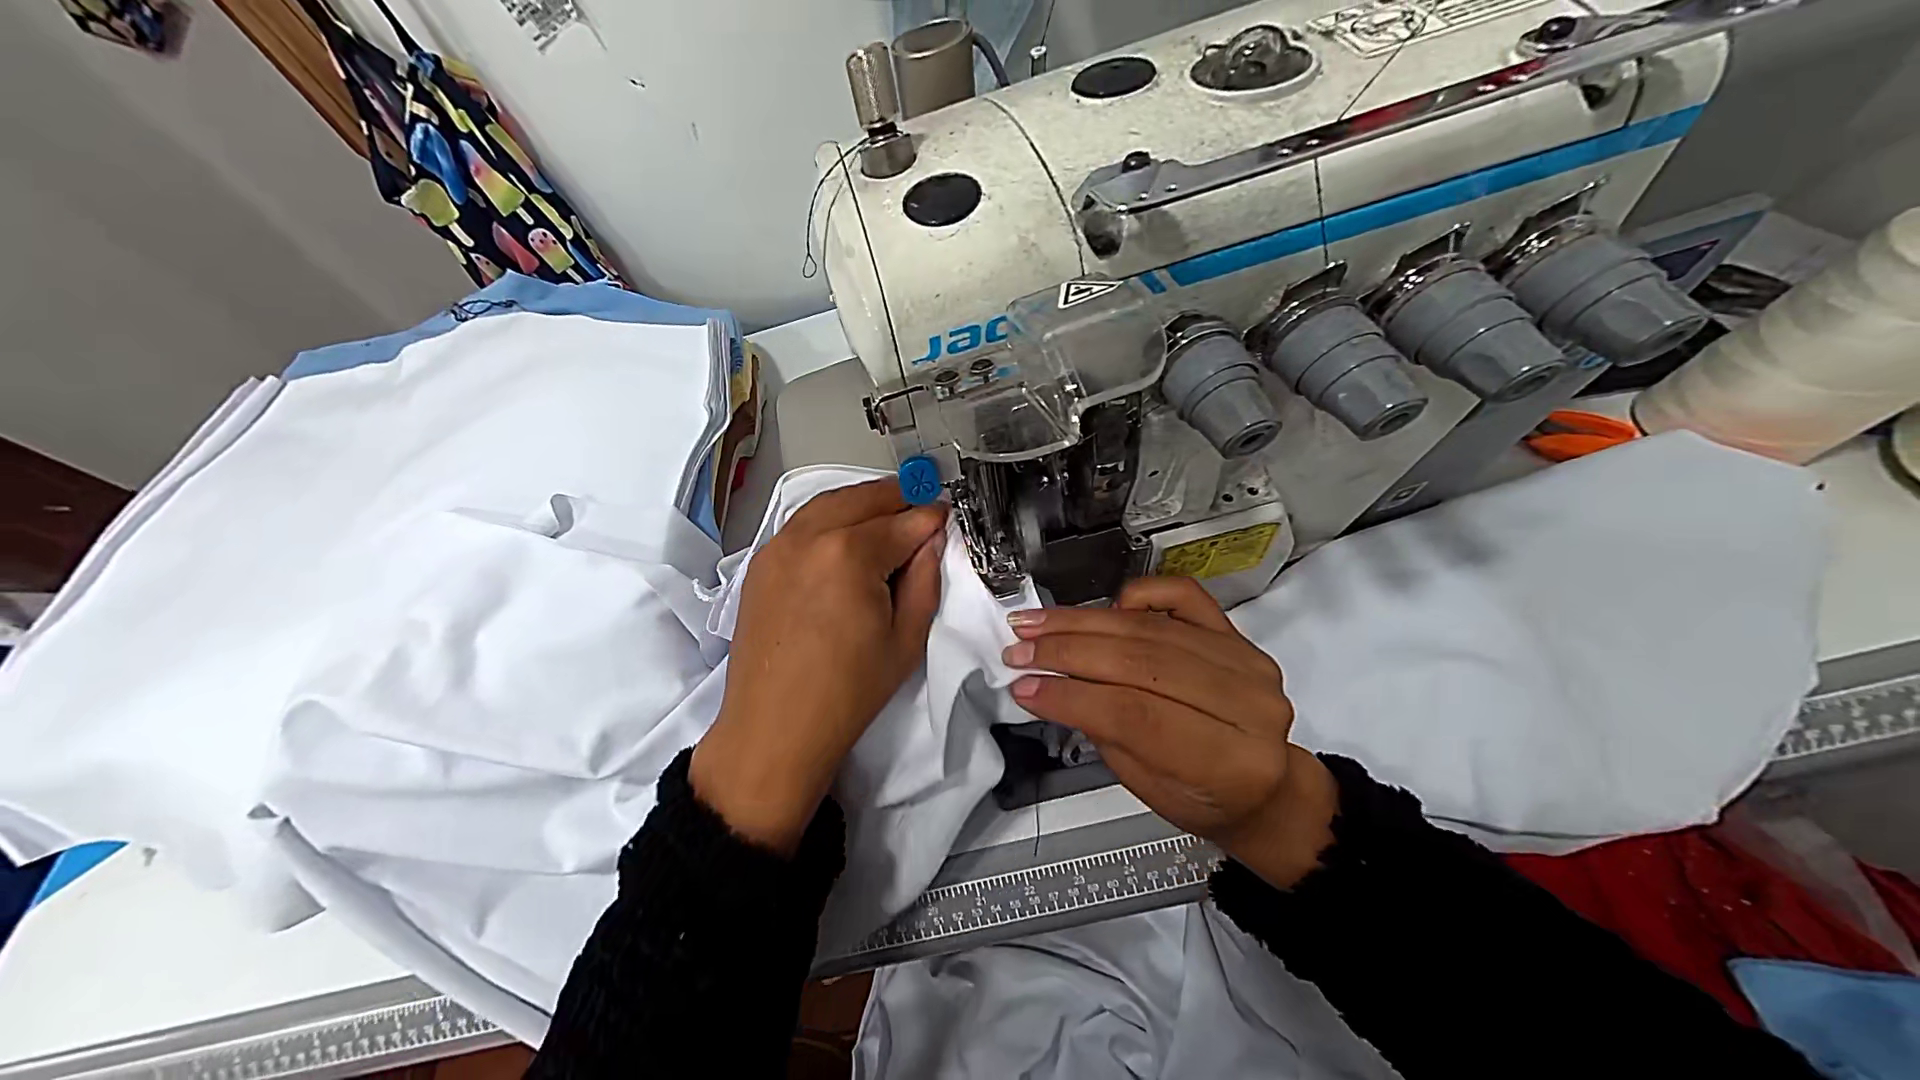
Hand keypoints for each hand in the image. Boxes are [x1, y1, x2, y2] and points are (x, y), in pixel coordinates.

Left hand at [691, 479, 946, 853]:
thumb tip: (930, 540)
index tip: (946, 516)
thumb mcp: (905, 639)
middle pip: (864, 497)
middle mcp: (809, 538)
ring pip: (829, 502)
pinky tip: (847, 534)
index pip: (903, 520)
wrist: (775, 729)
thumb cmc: (846, 693)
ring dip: (863, 500)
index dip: (931, 516)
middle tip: (922, 504)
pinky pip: (801, 522)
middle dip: (898, 496)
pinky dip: (831, 516)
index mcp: (849, 555)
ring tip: (889, 512)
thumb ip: (924, 578)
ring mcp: (778, 548)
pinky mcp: (760, 564)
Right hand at [1003, 577, 1336, 888]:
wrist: (1263, 785)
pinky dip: (1139, 594)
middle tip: (1021, 649)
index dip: (1071, 695)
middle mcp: (1247, 704)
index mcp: (1231, 761)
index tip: (1025, 685)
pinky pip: (1183, 595)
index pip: (1134, 713)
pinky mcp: (1235, 635)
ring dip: (1083, 623)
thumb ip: (1104, 729)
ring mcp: (1244, 662)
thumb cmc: (1207, 798)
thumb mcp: (1148, 785)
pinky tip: (1105, 606)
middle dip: (1067, 651)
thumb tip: (1048, 685)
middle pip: (1140, 661)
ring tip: (1039, 625)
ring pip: (1149, 628)